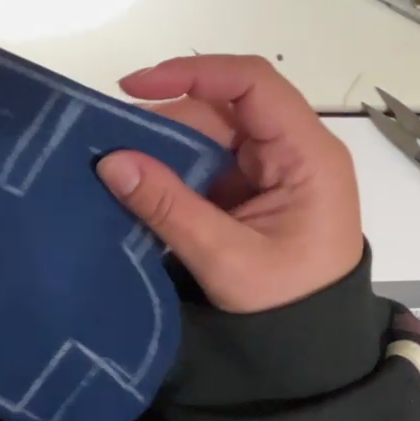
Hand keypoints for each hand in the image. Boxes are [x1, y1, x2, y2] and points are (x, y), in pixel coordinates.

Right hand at [95, 56, 362, 313]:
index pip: (250, 84)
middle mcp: (290, 150)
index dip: (192, 73)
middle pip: (221, 109)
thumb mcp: (225, 257)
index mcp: (305, 153)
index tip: (133, 87)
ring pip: (207, 137)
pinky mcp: (248, 191)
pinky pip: (203, 166)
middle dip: (163, 123)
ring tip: (117, 170)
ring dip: (162, 150)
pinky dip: (169, 173)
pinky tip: (138, 187)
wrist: (309, 348)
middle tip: (111, 146)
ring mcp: (268, 170)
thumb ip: (168, 207)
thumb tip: (110, 161)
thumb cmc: (284, 302)